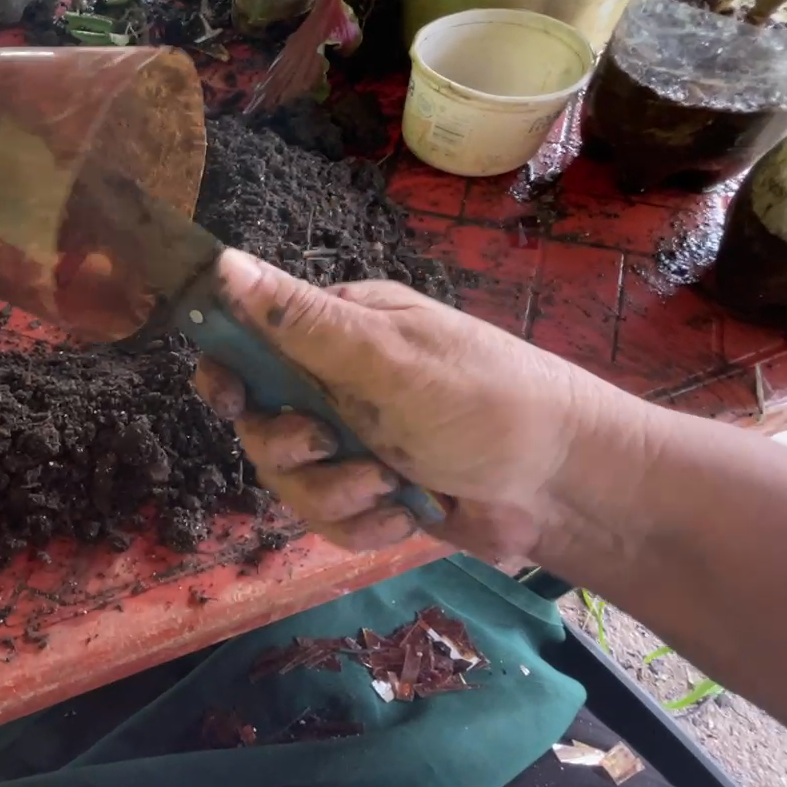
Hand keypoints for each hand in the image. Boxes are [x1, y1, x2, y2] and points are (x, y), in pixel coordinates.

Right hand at [192, 250, 648, 561]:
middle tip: (328, 443)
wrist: (566, 488)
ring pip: (285, 477)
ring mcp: (347, 442)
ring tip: (389, 486)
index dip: (225, 373)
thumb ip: (300, 320)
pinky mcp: (363, 493)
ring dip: (333, 491)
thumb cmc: (481, 402)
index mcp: (334, 332)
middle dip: (290, 446)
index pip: (247, 342)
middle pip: (256, 421)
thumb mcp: (386, 357)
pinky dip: (359, 523)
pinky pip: (321, 516)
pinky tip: (402, 516)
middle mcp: (331, 384)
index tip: (233, 401)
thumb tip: (220, 263)